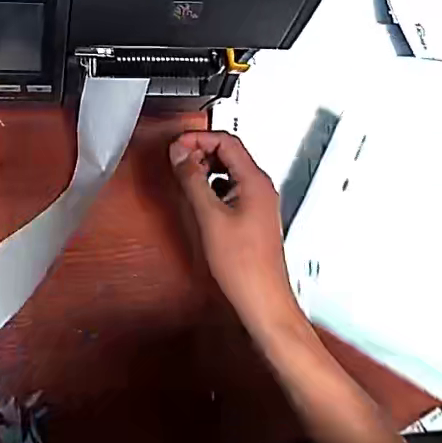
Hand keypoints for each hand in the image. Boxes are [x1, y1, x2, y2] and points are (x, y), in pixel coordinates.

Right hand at [169, 131, 298, 333]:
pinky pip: (230, 188)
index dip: (198, 139)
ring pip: (229, 170)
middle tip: (178, 159)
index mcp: (255, 181)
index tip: (177, 146)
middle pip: (228, 153)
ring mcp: (258, 202)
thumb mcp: (209, 217)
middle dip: (200, 151)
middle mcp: (260, 188)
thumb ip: (192, 180)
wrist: (264, 303)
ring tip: (186, 178)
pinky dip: (212, 186)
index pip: (226, 141)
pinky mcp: (252, 216)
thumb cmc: (245, 267)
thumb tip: (180, 154)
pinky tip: (200, 200)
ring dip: (205, 169)